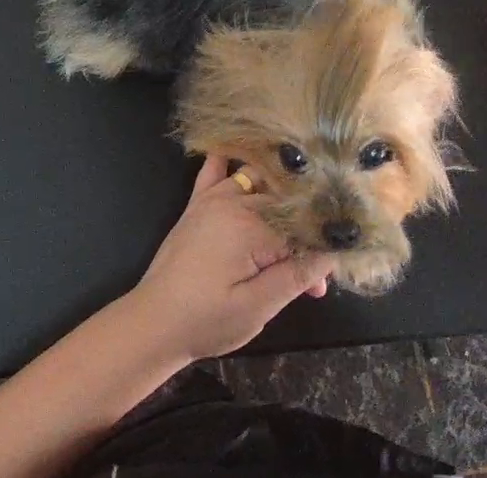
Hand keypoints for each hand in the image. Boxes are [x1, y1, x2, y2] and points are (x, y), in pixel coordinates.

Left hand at [122, 155, 336, 364]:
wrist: (154, 322)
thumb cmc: (205, 320)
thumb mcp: (257, 307)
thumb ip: (295, 275)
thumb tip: (333, 253)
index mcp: (249, 226)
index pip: (300, 227)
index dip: (317, 254)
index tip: (322, 285)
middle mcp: (232, 202)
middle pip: (283, 205)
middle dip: (302, 236)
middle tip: (310, 283)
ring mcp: (211, 199)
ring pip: (259, 181)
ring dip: (281, 200)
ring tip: (295, 230)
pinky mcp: (197, 204)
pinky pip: (216, 170)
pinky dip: (234, 164)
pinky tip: (254, 167)